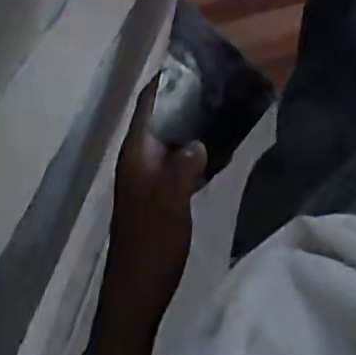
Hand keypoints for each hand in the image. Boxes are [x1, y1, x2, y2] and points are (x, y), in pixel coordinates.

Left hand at [89, 74, 207, 354]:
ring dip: (189, 126)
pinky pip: (176, 162)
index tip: (187, 62)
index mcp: (135, 152)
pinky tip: (216, 151)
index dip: (163, 81)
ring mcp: (148, 178)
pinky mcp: (159, 195)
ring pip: (170, 140)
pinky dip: (193, 152)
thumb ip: (183, 165)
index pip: (146, 104)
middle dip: (182, 100)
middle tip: (214, 84)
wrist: (137, 292)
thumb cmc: (151, 240)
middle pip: (159, 118)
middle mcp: (139, 158)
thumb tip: (198, 143)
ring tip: (220, 109)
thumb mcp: (171, 200)